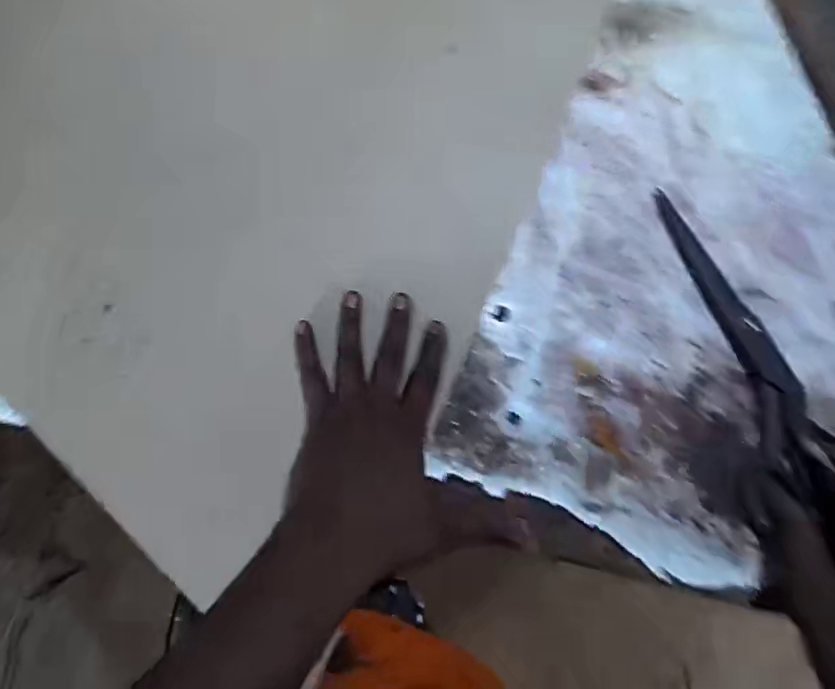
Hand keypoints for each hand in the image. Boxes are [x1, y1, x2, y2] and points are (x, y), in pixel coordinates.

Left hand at [285, 290, 459, 588]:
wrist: (330, 539)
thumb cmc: (386, 531)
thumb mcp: (442, 529)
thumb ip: (484, 523)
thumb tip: (533, 533)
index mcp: (407, 430)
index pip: (426, 383)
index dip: (433, 353)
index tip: (436, 323)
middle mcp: (377, 410)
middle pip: (390, 361)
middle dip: (397, 329)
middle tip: (400, 297)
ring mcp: (343, 411)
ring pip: (349, 358)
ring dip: (351, 327)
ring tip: (353, 296)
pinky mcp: (316, 418)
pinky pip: (311, 378)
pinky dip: (306, 352)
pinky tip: (302, 327)